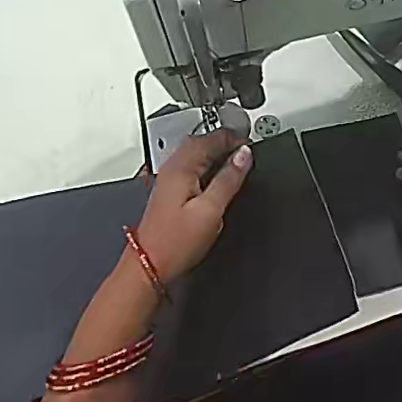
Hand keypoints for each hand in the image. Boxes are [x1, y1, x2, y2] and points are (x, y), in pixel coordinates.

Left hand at [132, 128, 252, 281]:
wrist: (150, 264)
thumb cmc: (175, 242)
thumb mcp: (211, 209)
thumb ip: (229, 179)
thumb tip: (243, 155)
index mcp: (181, 167)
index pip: (211, 139)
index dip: (234, 138)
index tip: (250, 142)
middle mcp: (172, 169)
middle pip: (200, 142)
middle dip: (223, 141)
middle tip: (244, 148)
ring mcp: (168, 180)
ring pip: (194, 154)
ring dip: (214, 152)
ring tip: (234, 160)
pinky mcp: (169, 192)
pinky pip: (190, 167)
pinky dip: (206, 166)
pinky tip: (216, 177)